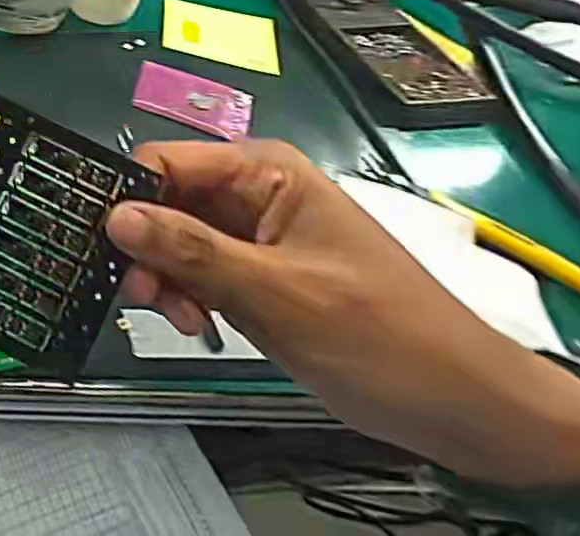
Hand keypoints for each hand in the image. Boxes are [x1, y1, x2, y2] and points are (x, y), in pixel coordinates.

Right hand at [104, 139, 579, 488]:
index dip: (129, 197)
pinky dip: (177, 291)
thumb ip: (193, 252)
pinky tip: (191, 319)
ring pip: (164, 236)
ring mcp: (243, 232)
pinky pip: (184, 265)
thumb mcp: (282, 294)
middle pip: (158, 201)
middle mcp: (246, 192)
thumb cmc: (389, 341)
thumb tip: (115, 218)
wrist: (470, 416)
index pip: (163, 163)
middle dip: (144, 246)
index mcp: (262, 173)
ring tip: (177, 314)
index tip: (109, 243)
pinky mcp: (242, 268)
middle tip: (144, 291)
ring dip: (160, 274)